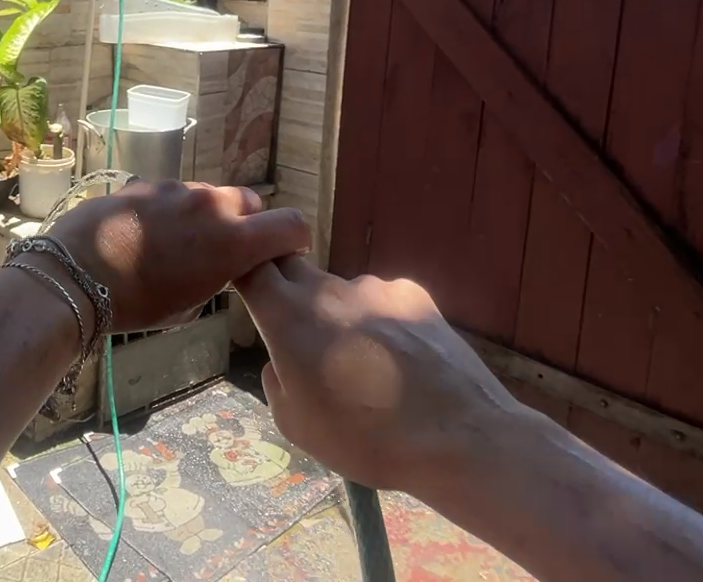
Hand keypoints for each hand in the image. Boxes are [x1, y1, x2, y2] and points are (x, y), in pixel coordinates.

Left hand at [47, 181, 310, 332]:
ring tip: (180, 241)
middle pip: (249, 201)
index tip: (279, 253)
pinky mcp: (146, 183)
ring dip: (206, 213)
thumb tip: (223, 260)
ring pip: (208, 194)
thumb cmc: (137, 303)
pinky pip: (174, 193)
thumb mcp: (191, 302)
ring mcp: (176, 188)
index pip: (291, 223)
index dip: (292, 239)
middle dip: (248, 221)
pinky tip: (149, 231)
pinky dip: (173, 208)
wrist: (77, 273)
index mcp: (233, 239)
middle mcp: (211, 204)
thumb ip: (220, 272)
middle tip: (227, 248)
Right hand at [234, 256, 527, 495]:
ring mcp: (371, 286)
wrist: (460, 439)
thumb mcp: (294, 424)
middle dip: (287, 289)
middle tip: (301, 333)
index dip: (242, 268)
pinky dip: (381, 320)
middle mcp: (324, 288)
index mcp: (286, 314)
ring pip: (340, 290)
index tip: (247, 288)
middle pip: (291, 266)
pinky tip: (401, 358)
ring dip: (340, 314)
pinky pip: (382, 299)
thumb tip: (282, 360)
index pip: (248, 264)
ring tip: (366, 363)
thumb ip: (275, 379)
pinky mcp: (413, 293)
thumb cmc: (364, 438)